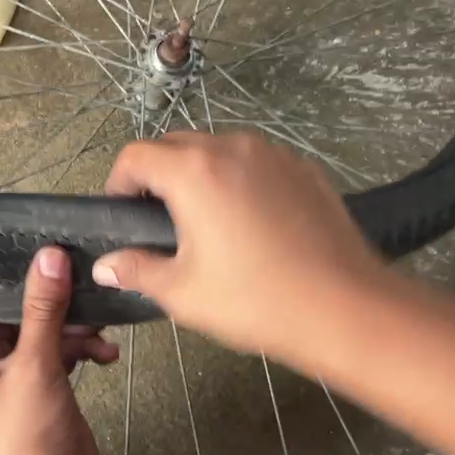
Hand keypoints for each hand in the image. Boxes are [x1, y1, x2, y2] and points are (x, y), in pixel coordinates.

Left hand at [0, 247, 118, 454]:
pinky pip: (61, 349)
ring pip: (42, 326)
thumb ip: (43, 309)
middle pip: (13, 307)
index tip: (27, 236)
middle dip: (47, 295)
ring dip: (72, 324)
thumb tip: (51, 254)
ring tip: (100, 323)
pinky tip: (108, 352)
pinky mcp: (43, 381)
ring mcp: (15, 369)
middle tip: (77, 268)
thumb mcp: (35, 366)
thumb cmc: (28, 435)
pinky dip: (82, 347)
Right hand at [91, 132, 397, 363]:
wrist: (348, 309)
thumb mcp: (183, 292)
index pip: (135, 155)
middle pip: (174, 144)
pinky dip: (238, 178)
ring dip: (198, 173)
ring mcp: (273, 153)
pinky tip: (249, 221)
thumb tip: (105, 265)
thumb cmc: (256, 300)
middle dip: (156, 175)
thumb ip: (136, 270)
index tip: (122, 214)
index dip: (118, 182)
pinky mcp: (303, 167)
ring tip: (205, 220)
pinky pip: (254, 161)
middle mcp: (231, 147)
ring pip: (216, 149)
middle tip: (158, 222)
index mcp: (194, 171)